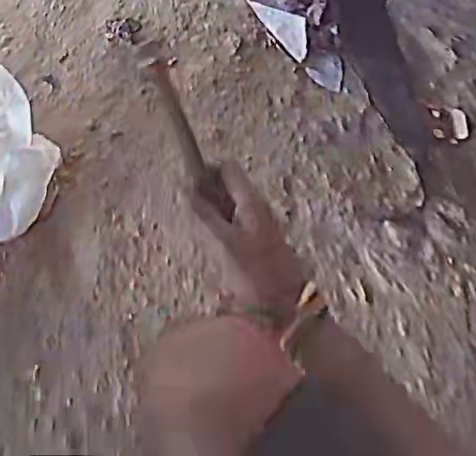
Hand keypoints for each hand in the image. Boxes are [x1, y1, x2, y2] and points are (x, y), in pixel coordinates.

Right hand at [189, 164, 306, 314]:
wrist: (288, 306)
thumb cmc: (257, 271)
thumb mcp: (227, 240)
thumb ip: (206, 213)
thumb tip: (187, 189)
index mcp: (252, 200)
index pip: (228, 168)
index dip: (208, 171)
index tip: (192, 185)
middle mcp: (258, 204)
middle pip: (229, 182)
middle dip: (209, 189)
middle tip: (194, 206)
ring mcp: (261, 220)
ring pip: (232, 199)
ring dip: (215, 205)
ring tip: (203, 224)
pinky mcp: (260, 236)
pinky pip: (237, 216)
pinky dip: (223, 219)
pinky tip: (217, 238)